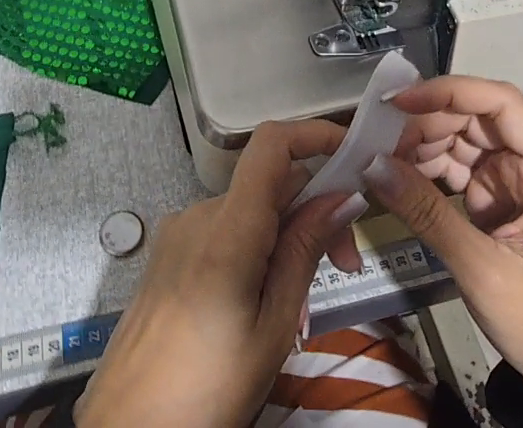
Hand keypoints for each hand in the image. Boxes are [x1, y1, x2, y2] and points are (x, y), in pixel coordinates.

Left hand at [76, 120, 369, 427]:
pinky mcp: (168, 253)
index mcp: (227, 228)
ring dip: (286, 240)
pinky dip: (255, 252)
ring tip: (299, 308)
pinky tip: (263, 304)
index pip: (271, 143)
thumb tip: (344, 195)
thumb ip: (305, 250)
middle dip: (314, 211)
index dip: (316, 135)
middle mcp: (198, 214)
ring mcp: (178, 232)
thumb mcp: (273, 325)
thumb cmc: (209, 387)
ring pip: (250, 212)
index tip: (354, 158)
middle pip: (269, 183)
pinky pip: (223, 233)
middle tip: (345, 268)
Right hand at [365, 77, 522, 426]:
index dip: (452, 92)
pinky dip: (425, 170)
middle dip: (427, 122)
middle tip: (379, 139)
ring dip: (421, 145)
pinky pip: (455, 170)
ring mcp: (513, 184)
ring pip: (461, 141)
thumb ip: (428, 213)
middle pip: (476, 119)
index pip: (503, 105)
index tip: (402, 101)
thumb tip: (373, 166)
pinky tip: (397, 175)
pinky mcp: (495, 203)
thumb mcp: (483, 270)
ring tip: (381, 158)